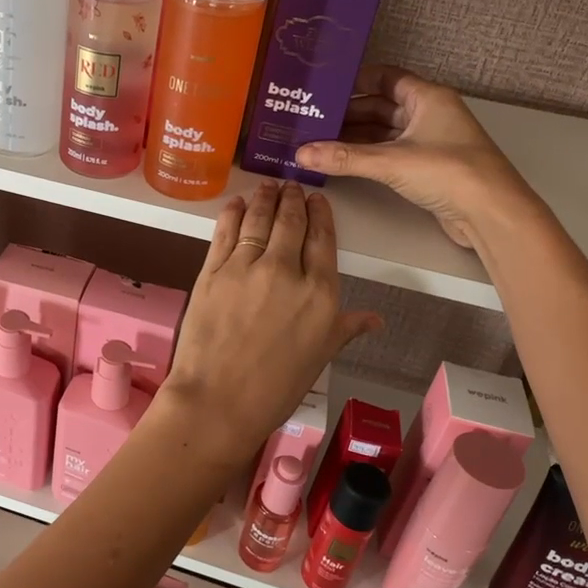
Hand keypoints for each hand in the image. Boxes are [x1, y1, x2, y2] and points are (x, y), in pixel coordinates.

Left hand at [158, 182, 380, 466]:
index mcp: (320, 293)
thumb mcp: (320, 357)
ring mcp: (246, 267)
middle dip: (292, 200)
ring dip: (264, 199)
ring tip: (268, 186)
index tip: (316, 199)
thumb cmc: (275, 388)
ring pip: (258, 221)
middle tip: (291, 186)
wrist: (218, 401)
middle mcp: (286, 271)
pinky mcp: (212, 271)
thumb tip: (374, 319)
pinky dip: (232, 214)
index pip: (323, 240)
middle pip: (290, 223)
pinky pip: (225, 232)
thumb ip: (345, 328)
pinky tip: (236, 203)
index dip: (319, 215)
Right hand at [294, 65, 536, 248]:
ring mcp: (429, 141)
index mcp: (427, 98)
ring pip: (383, 131)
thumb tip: (302, 153)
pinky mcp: (427, 166)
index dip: (355, 80)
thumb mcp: (392, 161)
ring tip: (318, 139)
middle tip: (311, 118)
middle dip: (347, 112)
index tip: (324, 88)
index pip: (385, 77)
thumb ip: (344, 157)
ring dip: (354, 136)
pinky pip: (389, 152)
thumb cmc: (451, 173)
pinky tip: (341, 160)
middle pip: (380, 105)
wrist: (491, 214)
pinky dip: (366, 154)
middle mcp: (429, 114)